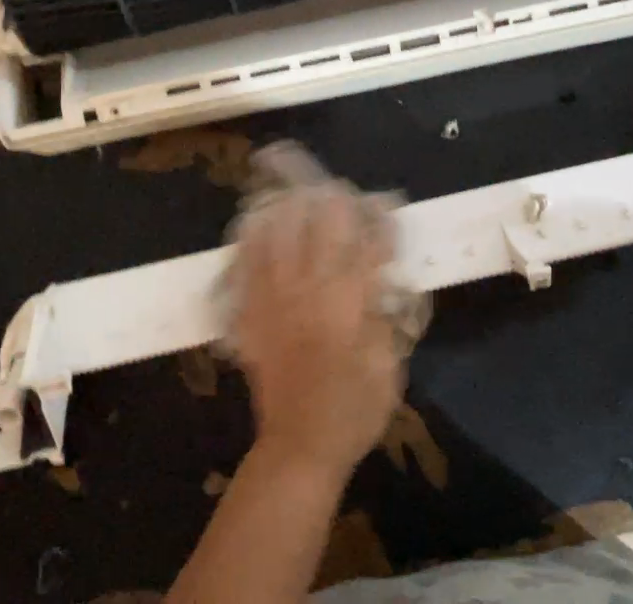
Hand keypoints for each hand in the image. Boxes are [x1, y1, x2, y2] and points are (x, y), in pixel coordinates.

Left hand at [230, 184, 403, 473]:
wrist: (301, 446)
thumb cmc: (355, 410)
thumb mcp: (388, 364)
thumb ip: (385, 315)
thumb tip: (381, 278)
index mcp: (350, 303)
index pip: (367, 244)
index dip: (378, 220)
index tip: (383, 205)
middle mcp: (310, 291)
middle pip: (318, 226)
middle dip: (329, 199)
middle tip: (335, 187)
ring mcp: (275, 300)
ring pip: (276, 236)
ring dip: (285, 207)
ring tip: (289, 186)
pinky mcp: (251, 315)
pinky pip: (244, 266)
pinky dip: (250, 241)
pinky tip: (254, 224)